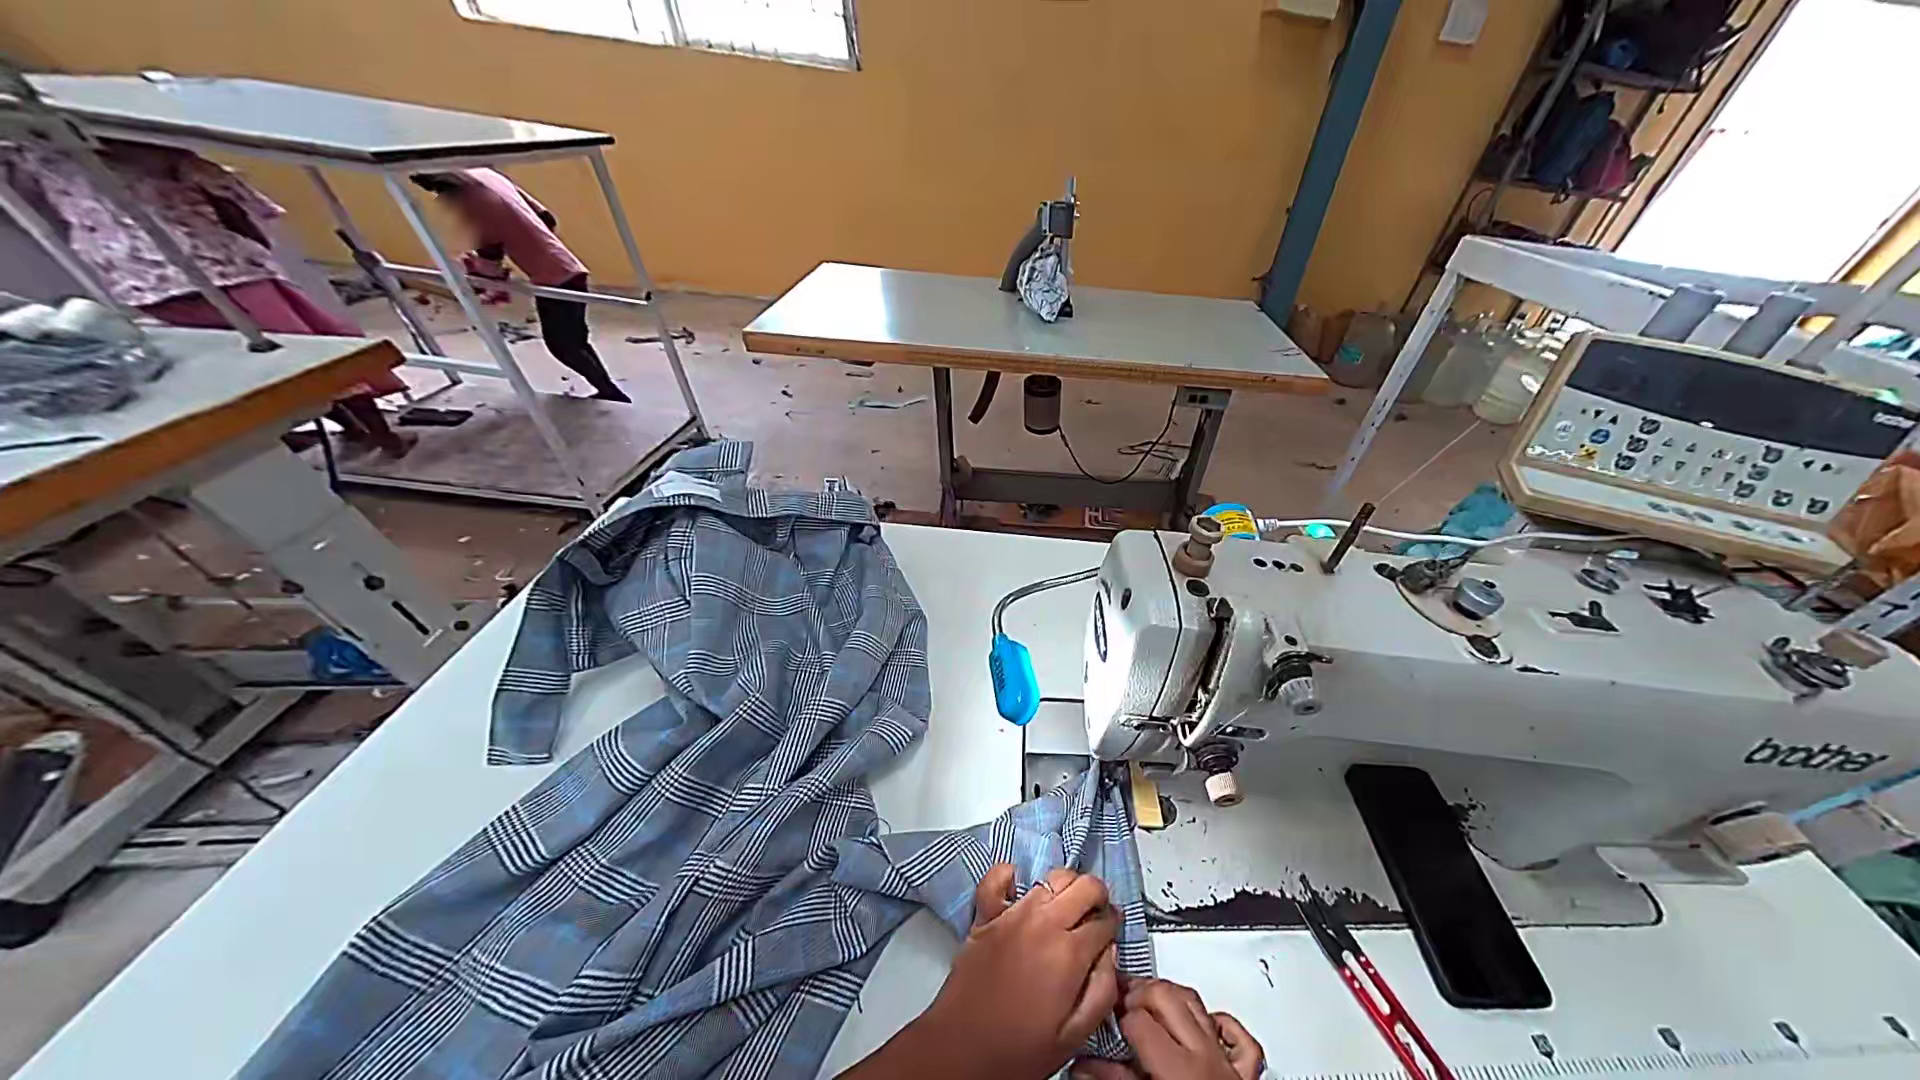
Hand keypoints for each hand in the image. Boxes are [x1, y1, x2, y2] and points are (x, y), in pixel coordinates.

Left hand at [901, 864, 1119, 1078]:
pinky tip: (1019, 889)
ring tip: (1065, 907)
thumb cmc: (1019, 1049)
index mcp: (1069, 954)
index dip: (1112, 925)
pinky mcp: (985, 914)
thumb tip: (1109, 955)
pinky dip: (1010, 876)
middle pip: (1084, 885)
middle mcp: (1043, 923)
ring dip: (1065, 886)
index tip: (1109, 933)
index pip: (1105, 921)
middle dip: (1096, 896)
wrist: (963, 1049)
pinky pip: (997, 877)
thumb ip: (1102, 991)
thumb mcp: (1074, 1035)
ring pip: (1051, 876)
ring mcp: (1013, 914)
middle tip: (1094, 914)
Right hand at [1109, 979, 1261, 1079]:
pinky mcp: (1247, 1074)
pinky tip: (1203, 1021)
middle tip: (1120, 1001)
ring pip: (1196, 1003)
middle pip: (1165, 997)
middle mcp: (1207, 1057)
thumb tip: (1086, 1063)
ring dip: (1169, 996)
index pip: (1137, 1018)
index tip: (1105, 1015)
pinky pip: (1238, 1035)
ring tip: (1149, 1001)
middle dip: (1138, 993)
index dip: (1116, 1013)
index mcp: (1179, 1069)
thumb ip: (1115, 1079)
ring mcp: (1229, 1063)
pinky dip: (1218, 1021)